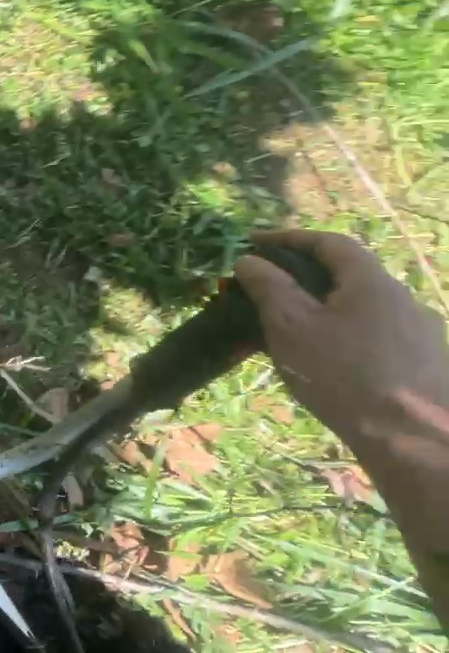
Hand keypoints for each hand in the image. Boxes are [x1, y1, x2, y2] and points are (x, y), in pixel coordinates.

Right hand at [233, 229, 448, 462]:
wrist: (414, 440)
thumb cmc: (342, 372)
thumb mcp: (289, 324)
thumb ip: (268, 285)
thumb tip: (250, 260)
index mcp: (374, 285)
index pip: (332, 243)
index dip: (289, 237)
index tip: (251, 242)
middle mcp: (405, 301)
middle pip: (349, 272)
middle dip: (302, 272)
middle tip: (264, 283)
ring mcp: (422, 333)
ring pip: (361, 302)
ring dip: (321, 301)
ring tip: (286, 321)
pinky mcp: (426, 360)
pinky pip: (374, 328)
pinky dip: (341, 325)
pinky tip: (322, 351)